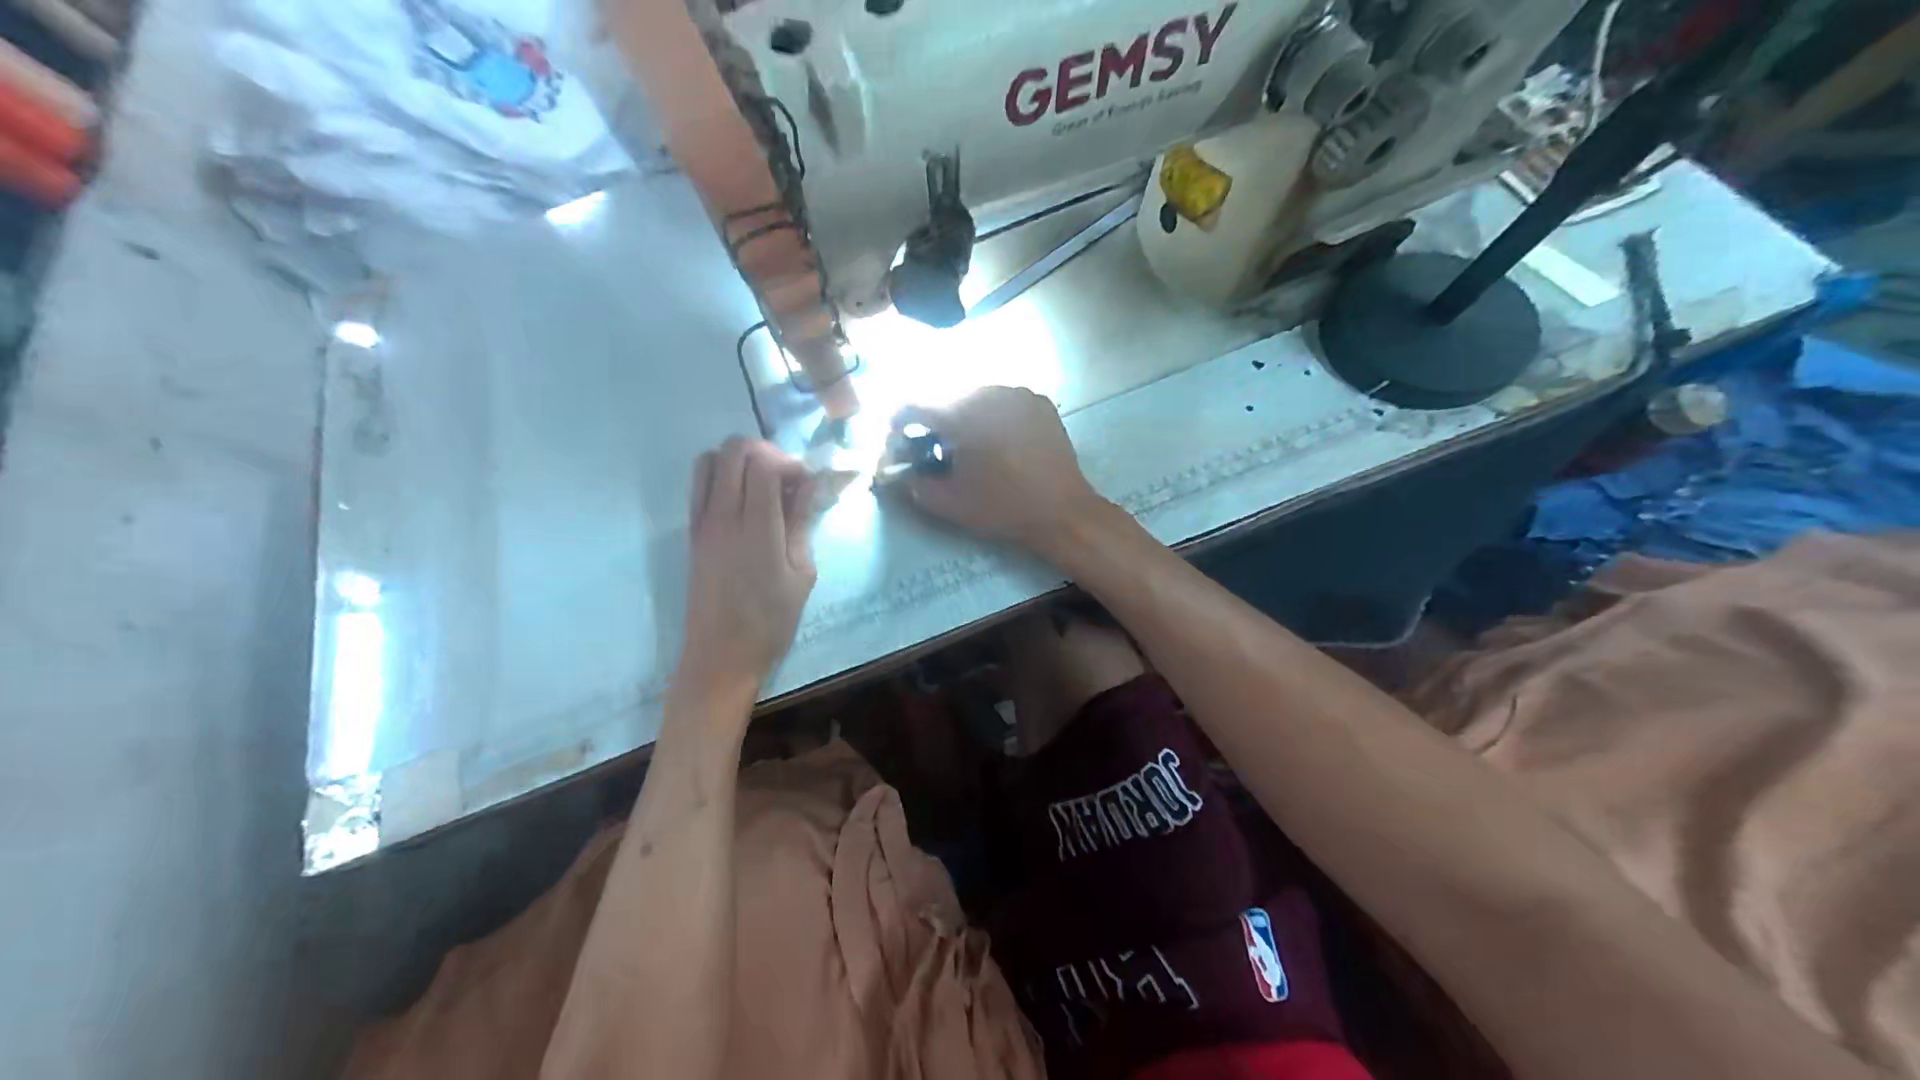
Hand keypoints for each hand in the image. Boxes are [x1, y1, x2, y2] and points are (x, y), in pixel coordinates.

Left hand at [678, 438, 817, 698]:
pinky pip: (700, 484)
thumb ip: (801, 522)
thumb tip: (809, 483)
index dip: (789, 462)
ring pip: (710, 459)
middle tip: (786, 480)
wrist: (721, 655)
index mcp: (755, 528)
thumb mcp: (802, 574)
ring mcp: (701, 521)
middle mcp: (722, 516)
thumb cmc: (771, 621)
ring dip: (739, 461)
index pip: (763, 463)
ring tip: (763, 486)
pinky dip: (722, 476)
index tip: (805, 485)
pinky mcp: (691, 531)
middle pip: (734, 449)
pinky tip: (744, 502)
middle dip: (765, 452)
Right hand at [901, 386, 1111, 556]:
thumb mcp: (948, 503)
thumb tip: (898, 469)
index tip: (898, 438)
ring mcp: (1017, 394)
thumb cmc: (1001, 508)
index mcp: (961, 415)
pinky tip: (998, 440)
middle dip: (935, 420)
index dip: (899, 421)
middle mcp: (988, 393)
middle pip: (946, 398)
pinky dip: (993, 415)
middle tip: (935, 446)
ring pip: (976, 396)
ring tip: (969, 444)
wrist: (1061, 512)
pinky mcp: (1039, 402)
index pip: (914, 405)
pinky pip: (1004, 401)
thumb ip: (913, 483)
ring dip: (965, 415)